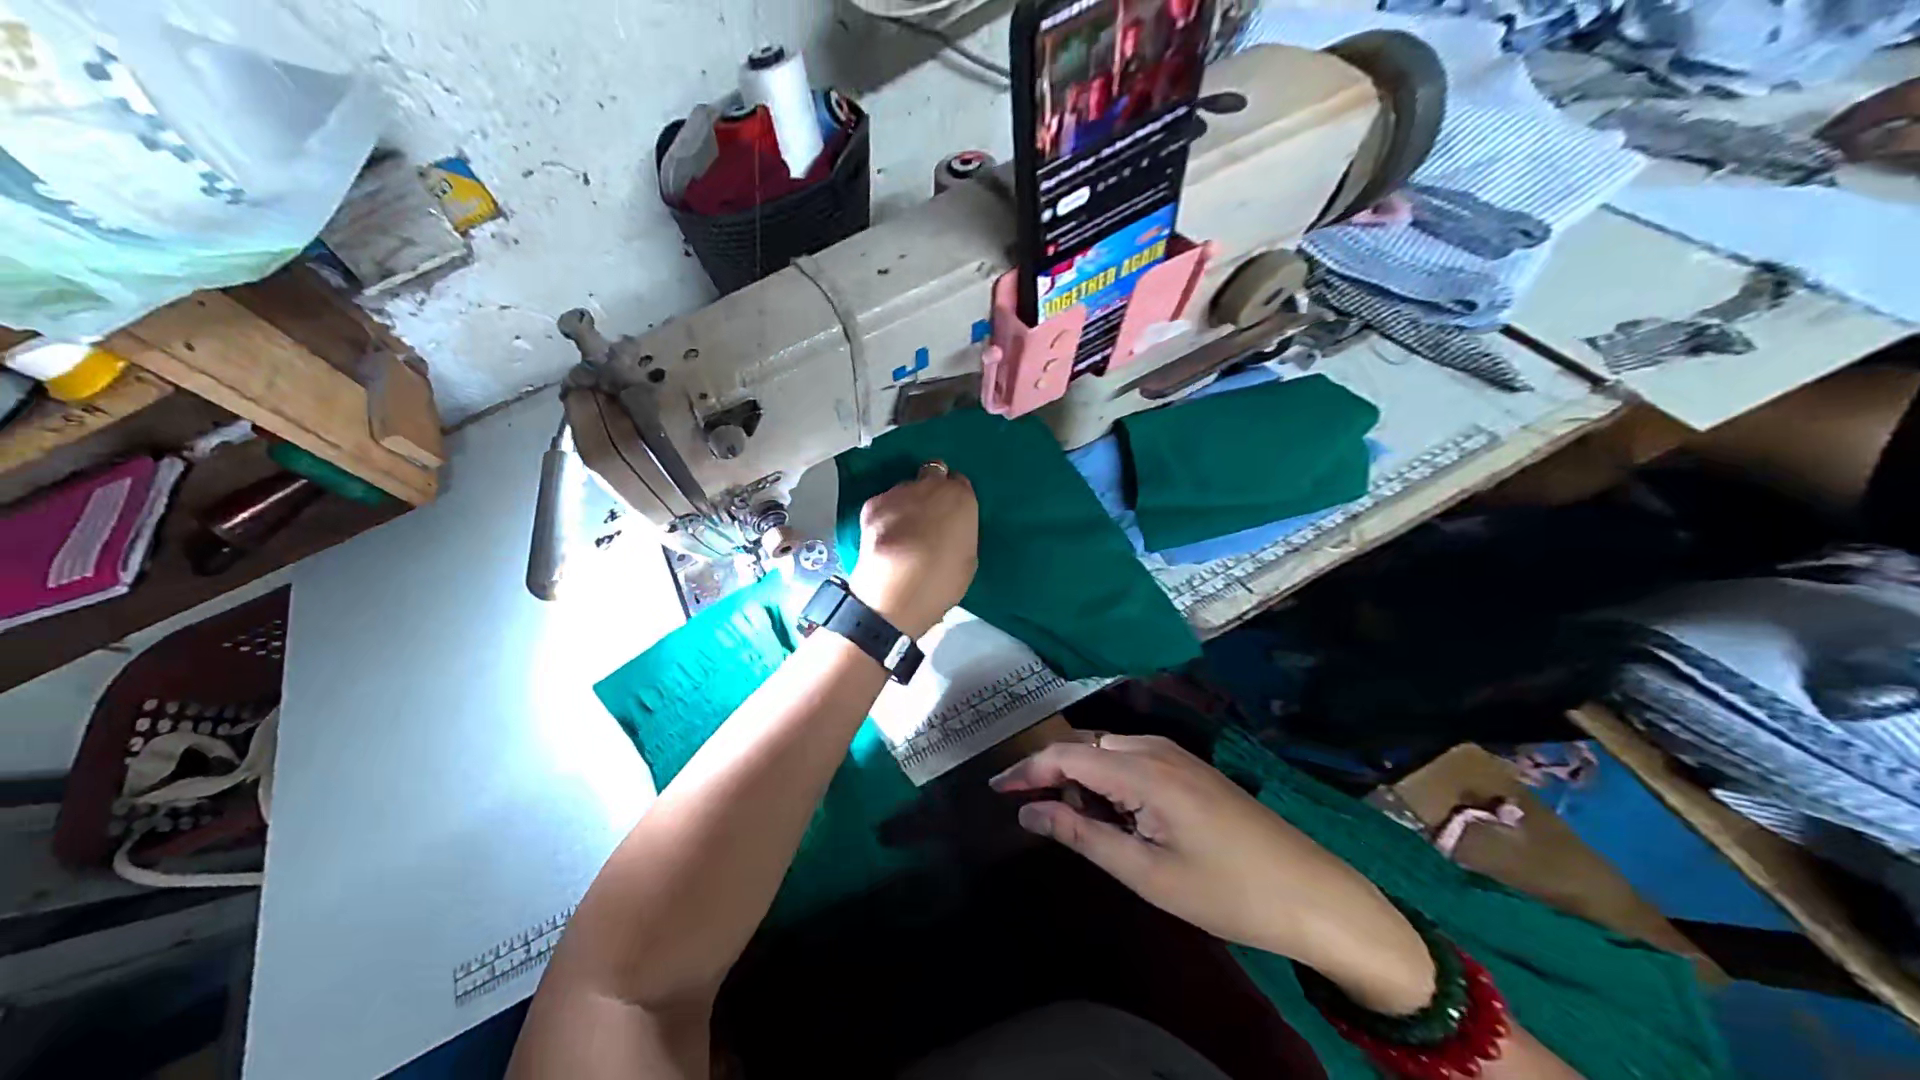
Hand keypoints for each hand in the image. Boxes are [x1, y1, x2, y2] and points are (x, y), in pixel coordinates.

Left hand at [847, 462, 978, 639]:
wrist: (900, 586)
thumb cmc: (944, 578)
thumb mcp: (967, 556)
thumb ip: (959, 531)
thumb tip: (948, 530)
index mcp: (961, 497)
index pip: (960, 482)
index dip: (954, 497)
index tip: (950, 512)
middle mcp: (931, 486)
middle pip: (933, 472)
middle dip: (931, 486)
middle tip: (928, 513)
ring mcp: (899, 492)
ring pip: (905, 489)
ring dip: (906, 503)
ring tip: (901, 531)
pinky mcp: (872, 504)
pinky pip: (883, 504)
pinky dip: (884, 516)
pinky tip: (883, 537)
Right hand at [991, 732, 1436, 1015]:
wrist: (1313, 893)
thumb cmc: (1225, 891)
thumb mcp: (1145, 872)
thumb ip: (1081, 834)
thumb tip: (1028, 812)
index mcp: (1143, 770)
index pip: (1066, 755)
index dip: (1026, 769)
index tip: (993, 788)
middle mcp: (1157, 749)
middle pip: (1086, 746)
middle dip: (1054, 774)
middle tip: (1035, 815)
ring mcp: (1178, 755)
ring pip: (1109, 751)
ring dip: (1083, 778)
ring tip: (1076, 822)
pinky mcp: (1192, 768)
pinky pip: (1134, 759)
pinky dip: (1110, 779)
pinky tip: (1115, 814)